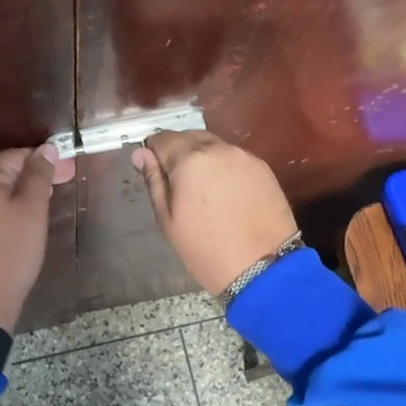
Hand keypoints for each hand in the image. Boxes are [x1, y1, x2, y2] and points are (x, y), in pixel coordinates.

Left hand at [0, 143, 75, 331]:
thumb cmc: (10, 252)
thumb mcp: (32, 211)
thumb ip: (39, 176)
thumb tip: (45, 148)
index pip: (15, 156)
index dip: (43, 161)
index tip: (66, 172)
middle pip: (0, 174)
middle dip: (29, 178)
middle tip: (58, 191)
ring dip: (14, 196)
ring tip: (40, 209)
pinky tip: (14, 227)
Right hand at [132, 131, 296, 294]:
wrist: (263, 267)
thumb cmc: (205, 249)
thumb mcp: (168, 219)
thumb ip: (154, 181)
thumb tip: (141, 154)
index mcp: (190, 159)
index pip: (162, 139)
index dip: (153, 152)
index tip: (153, 170)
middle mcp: (218, 149)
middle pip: (190, 137)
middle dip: (179, 152)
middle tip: (176, 182)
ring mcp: (244, 157)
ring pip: (214, 146)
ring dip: (203, 159)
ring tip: (202, 189)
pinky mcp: (264, 168)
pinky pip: (234, 159)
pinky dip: (224, 168)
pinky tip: (225, 193)